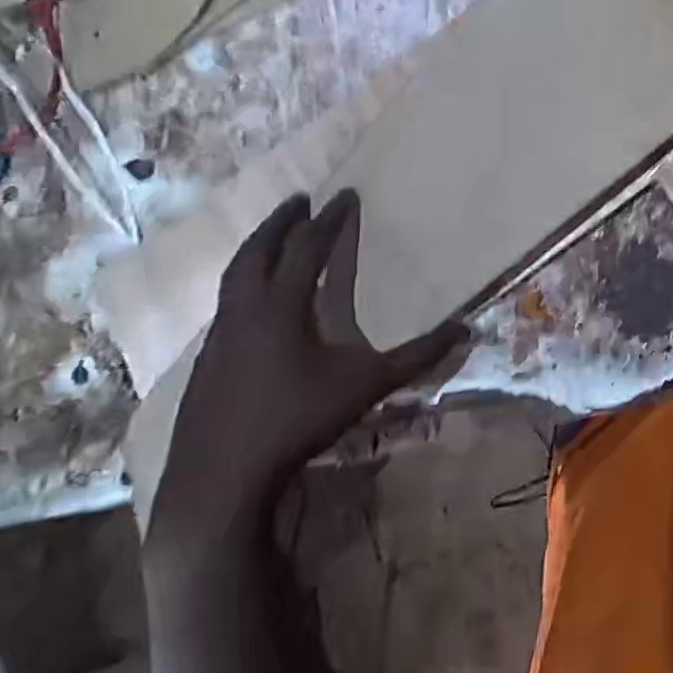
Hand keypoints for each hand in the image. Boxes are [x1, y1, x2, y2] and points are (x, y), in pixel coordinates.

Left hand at [149, 191, 468, 546]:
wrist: (221, 477)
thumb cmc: (297, 421)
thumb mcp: (367, 385)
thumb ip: (417, 356)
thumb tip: (466, 329)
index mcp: (282, 305)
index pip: (308, 247)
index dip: (329, 219)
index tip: (344, 195)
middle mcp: (245, 308)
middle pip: (260, 249)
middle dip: (281, 221)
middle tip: (300, 200)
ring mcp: (219, 334)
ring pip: (235, 274)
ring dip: (257, 247)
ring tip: (274, 236)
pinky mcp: (206, 358)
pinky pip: (226, 302)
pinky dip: (244, 282)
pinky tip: (255, 300)